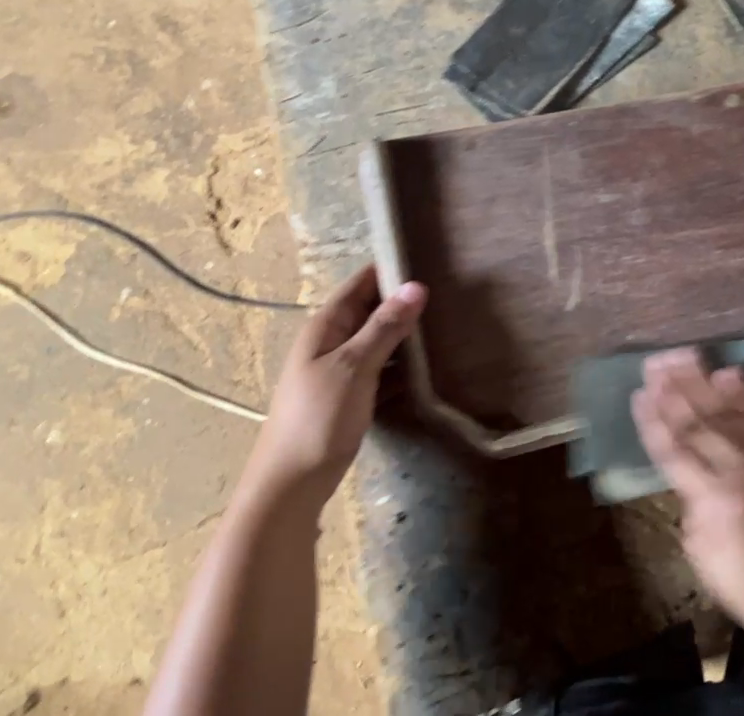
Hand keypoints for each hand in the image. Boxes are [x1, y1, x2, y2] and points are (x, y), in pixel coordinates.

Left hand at [240, 265, 426, 510]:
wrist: (292, 485)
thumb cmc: (318, 418)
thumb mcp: (354, 367)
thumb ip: (384, 327)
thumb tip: (416, 285)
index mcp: (325, 327)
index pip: (360, 283)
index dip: (391, 269)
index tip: (431, 259)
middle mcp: (330, 343)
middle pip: (371, 310)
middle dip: (404, 301)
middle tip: (451, 292)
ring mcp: (339, 371)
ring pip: (378, 340)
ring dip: (406, 334)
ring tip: (448, 324)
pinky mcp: (350, 396)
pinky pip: (382, 369)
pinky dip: (402, 365)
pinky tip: (431, 367)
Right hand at [632, 349, 743, 647]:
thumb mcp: (703, 557)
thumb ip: (693, 507)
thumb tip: (689, 473)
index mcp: (713, 502)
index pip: (674, 451)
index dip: (653, 421)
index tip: (638, 393)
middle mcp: (740, 473)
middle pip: (699, 423)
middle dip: (674, 390)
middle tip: (655, 361)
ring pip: (729, 413)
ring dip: (703, 382)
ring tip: (683, 356)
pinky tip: (727, 373)